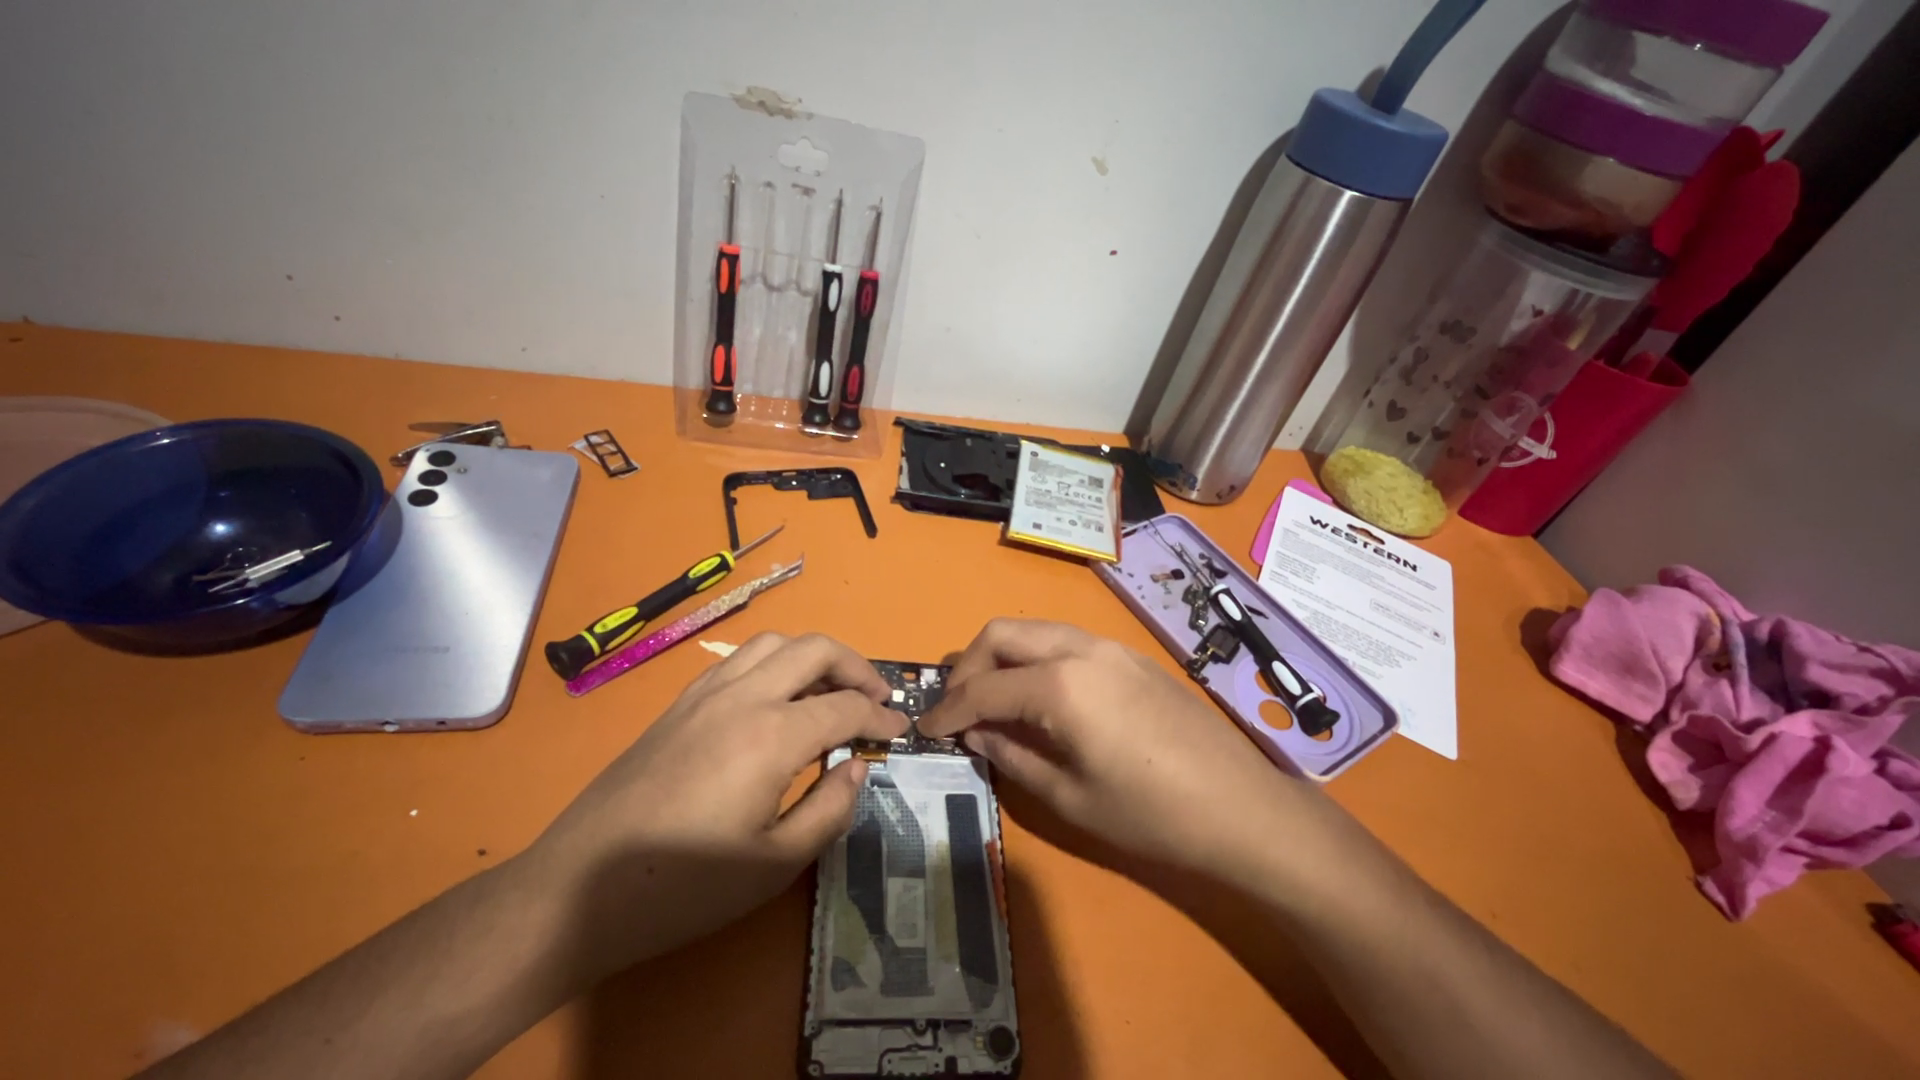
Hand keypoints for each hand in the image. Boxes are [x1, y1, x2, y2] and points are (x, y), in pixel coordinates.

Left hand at [524, 632, 905, 975]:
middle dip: (855, 666)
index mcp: (770, 735)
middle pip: (812, 649)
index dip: (880, 716)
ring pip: (771, 643)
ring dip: (811, 657)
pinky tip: (775, 704)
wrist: (580, 888)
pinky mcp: (676, 707)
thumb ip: (829, 809)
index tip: (900, 730)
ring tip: (830, 693)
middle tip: (875, 698)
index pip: (844, 707)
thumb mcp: (774, 864)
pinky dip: (772, 666)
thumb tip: (856, 767)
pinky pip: (737, 662)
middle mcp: (740, 698)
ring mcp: (702, 696)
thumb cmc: (684, 887)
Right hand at [920, 619, 1303, 884]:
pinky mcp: (1132, 657)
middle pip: (1002, 634)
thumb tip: (974, 732)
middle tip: (956, 709)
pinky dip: (1037, 659)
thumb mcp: (1069, 796)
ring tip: (991, 702)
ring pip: (1035, 631)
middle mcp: (1081, 648)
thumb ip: (1012, 755)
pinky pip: (1066, 641)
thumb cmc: (1151, 815)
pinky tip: (1039, 699)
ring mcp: (1112, 647)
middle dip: (968, 667)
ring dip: (1002, 658)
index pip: (983, 689)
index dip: (947, 710)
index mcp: (1061, 684)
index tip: (924, 730)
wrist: (1242, 809)